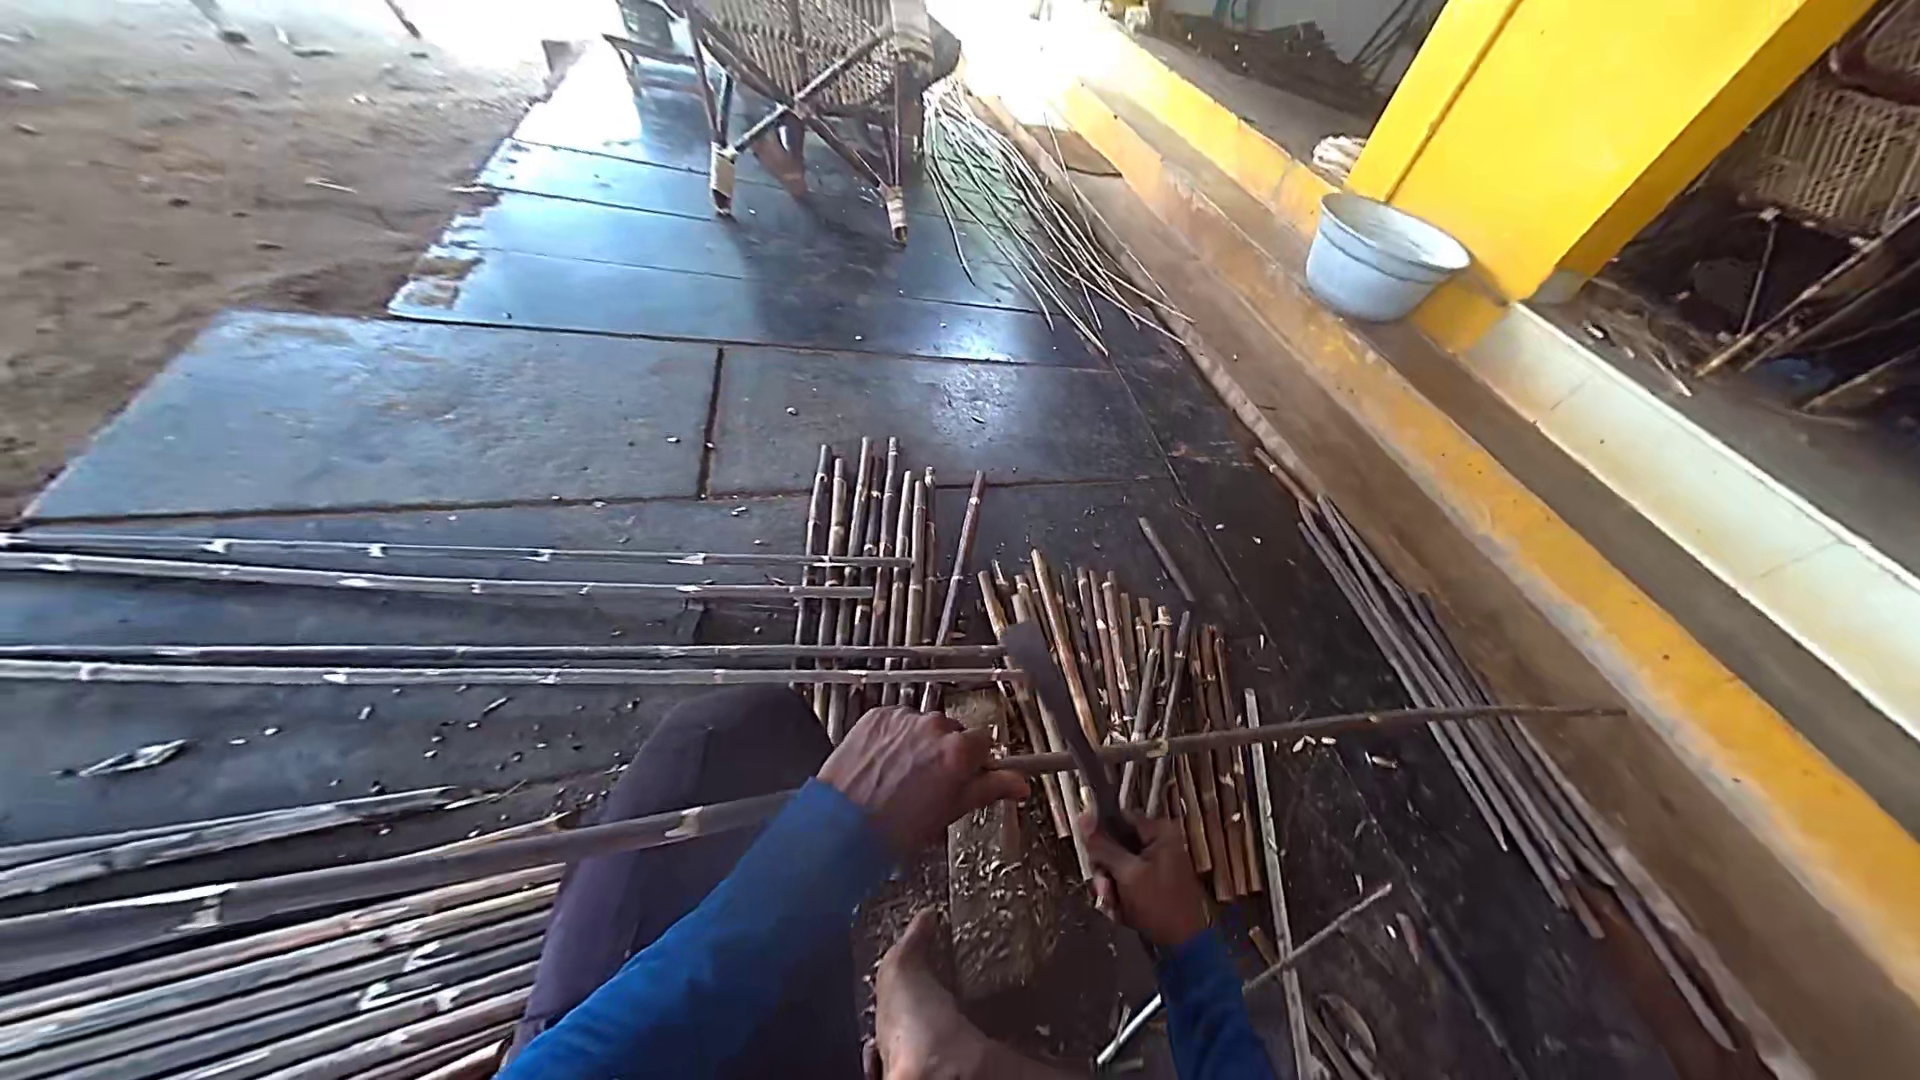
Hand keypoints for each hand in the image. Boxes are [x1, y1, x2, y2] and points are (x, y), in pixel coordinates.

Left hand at [819, 706, 1030, 851]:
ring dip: (919, 743)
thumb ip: (989, 789)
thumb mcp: (951, 812)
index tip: (968, 774)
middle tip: (930, 783)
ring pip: (923, 726)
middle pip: (953, 732)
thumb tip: (1018, 784)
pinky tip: (883, 764)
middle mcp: (933, 727)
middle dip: (946, 752)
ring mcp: (904, 719)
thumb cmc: (894, 828)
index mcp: (958, 751)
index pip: (984, 743)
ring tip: (900, 776)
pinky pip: (897, 721)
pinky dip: (894, 737)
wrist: (840, 825)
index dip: (975, 762)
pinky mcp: (878, 715)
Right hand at [1082, 811, 1208, 947]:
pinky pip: (1127, 879)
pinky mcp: (1153, 883)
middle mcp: (1160, 842)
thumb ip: (1103, 845)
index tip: (1089, 852)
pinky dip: (1120, 894)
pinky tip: (1120, 910)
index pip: (1118, 817)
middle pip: (1116, 842)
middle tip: (1103, 887)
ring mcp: (1157, 863)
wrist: (1184, 949)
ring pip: (1118, 864)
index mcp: (1160, 831)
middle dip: (1105, 867)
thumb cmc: (1158, 904)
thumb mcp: (1127, 872)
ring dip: (1110, 884)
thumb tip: (1083, 816)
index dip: (1100, 832)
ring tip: (1112, 903)